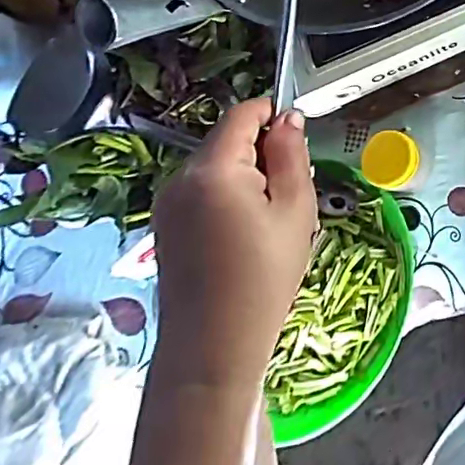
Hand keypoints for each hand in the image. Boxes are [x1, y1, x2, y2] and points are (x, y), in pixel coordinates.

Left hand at [151, 98, 314, 383]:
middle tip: (290, 190)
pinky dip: (229, 195)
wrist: (213, 351)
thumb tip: (288, 119)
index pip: (243, 113)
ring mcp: (167, 204)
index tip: (298, 141)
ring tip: (270, 217)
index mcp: (213, 169)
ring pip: (217, 164)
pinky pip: (203, 190)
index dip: (274, 115)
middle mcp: (180, 179)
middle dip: (262, 150)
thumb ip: (292, 153)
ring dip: (247, 174)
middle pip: (228, 138)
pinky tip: (246, 232)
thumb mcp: (297, 207)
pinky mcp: (165, 226)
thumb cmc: (264, 277)